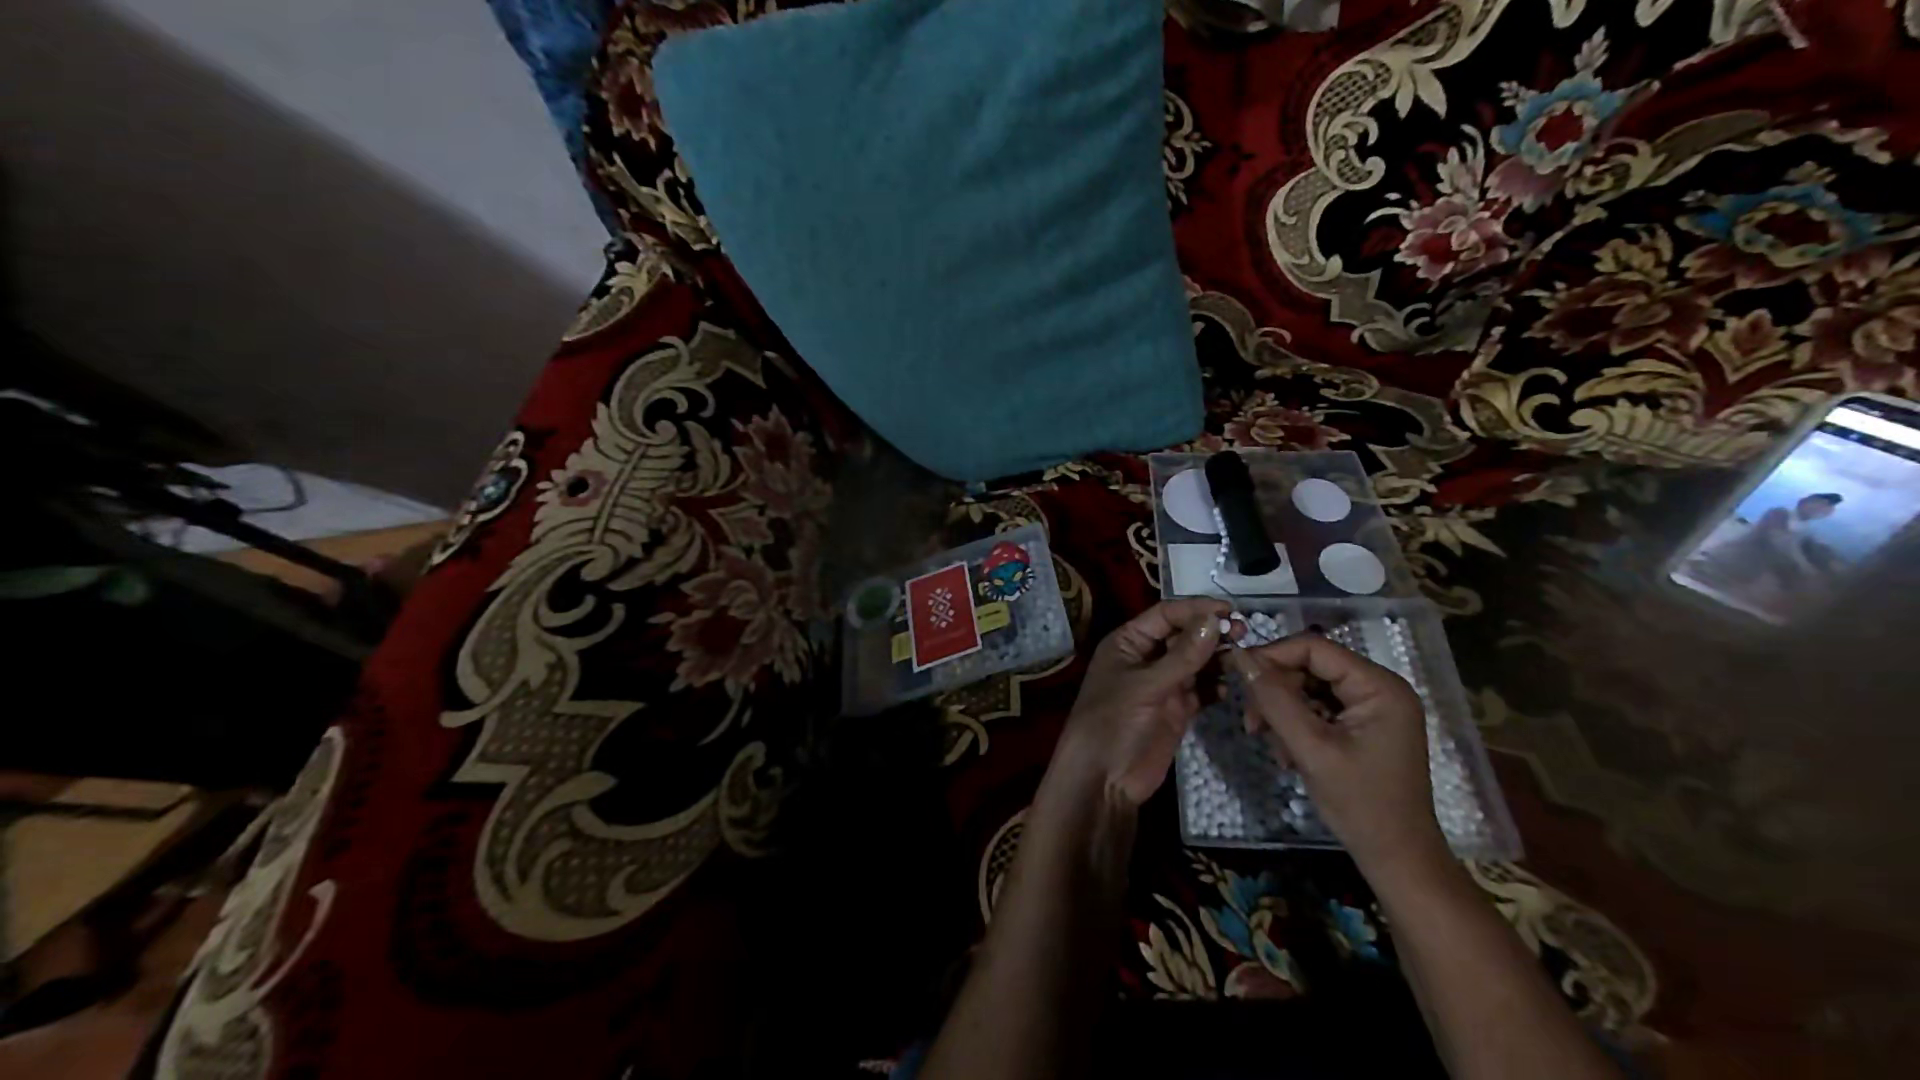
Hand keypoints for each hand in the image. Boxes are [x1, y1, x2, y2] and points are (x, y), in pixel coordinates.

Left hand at [1056, 598, 1236, 806]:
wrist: (1104, 779)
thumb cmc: (1114, 722)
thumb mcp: (1147, 685)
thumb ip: (1183, 655)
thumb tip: (1214, 620)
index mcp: (1128, 643)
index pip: (1165, 615)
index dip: (1195, 609)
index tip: (1230, 610)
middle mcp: (1146, 658)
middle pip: (1184, 635)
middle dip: (1211, 632)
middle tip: (1244, 633)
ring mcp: (1163, 684)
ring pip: (1196, 661)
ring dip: (1218, 658)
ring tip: (1245, 657)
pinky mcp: (1177, 708)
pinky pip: (1202, 689)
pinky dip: (1217, 685)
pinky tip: (1234, 685)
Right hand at [1226, 635, 1447, 873]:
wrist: (1396, 857)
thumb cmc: (1360, 803)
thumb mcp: (1310, 748)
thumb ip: (1274, 699)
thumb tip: (1238, 656)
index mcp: (1379, 686)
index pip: (1314, 647)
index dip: (1271, 656)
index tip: (1237, 676)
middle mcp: (1379, 688)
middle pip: (1309, 667)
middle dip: (1275, 691)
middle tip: (1252, 724)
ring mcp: (1372, 708)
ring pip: (1308, 688)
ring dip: (1282, 711)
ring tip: (1269, 744)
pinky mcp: (1362, 726)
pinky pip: (1317, 708)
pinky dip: (1296, 725)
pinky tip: (1287, 753)